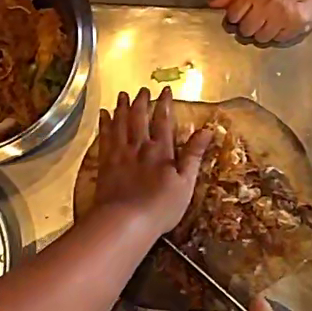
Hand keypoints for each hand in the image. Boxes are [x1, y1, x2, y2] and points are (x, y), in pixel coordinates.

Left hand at [93, 88, 214, 237]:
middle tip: (143, 90)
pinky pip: (104, 137)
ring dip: (122, 107)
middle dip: (142, 102)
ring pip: (120, 123)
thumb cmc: (161, 207)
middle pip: (139, 118)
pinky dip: (104, 124)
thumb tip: (207, 130)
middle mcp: (139, 146)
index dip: (165, 105)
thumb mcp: (187, 183)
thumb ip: (194, 155)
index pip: (164, 121)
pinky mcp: (105, 163)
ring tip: (122, 95)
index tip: (166, 91)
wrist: (126, 221)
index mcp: (161, 151)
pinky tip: (104, 115)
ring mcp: (120, 154)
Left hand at [209, 0, 311, 44]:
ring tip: (267, 24)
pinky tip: (278, 27)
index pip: (233, 14)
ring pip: (259, 39)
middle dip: (247, 27)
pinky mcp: (293, 30)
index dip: (233, 17)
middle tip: (255, 21)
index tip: (238, 16)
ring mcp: (282, 19)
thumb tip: (212, 4)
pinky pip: (275, 42)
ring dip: (260, 34)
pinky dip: (274, 37)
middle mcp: (269, 5)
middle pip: (245, 30)